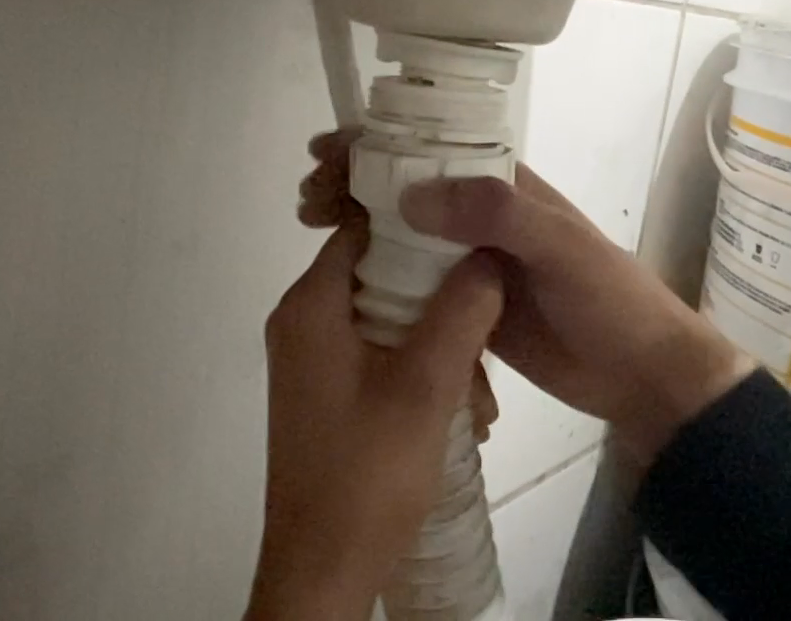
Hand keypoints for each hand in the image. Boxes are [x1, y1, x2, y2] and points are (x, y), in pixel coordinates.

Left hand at [246, 217, 504, 620]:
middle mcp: (303, 321)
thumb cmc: (369, 471)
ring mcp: (311, 359)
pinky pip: (376, 351)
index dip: (417, 223)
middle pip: (378, 273)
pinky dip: (416, 365)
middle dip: (437, 294)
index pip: (363, 228)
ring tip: (481, 382)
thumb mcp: (426, 386)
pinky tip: (459, 404)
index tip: (470, 231)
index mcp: (311, 305)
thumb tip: (487, 254)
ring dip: (435, 338)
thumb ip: (461, 312)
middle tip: (486, 317)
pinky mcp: (325, 390)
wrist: (323, 568)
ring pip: (384, 316)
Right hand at [301, 130, 752, 465]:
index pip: (428, 150)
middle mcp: (476, 216)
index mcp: (500, 186)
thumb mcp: (560, 245)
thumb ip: (495, 213)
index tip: (328, 151)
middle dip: (353, 181)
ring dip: (353, 224)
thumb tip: (410, 194)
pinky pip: (407, 283)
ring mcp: (464, 262)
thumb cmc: (607, 297)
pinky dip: (371, 275)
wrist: (637, 373)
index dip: (376, 144)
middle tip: (310, 198)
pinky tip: (337, 280)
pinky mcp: (459, 306)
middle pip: (402, 188)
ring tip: (312, 226)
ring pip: (397, 233)